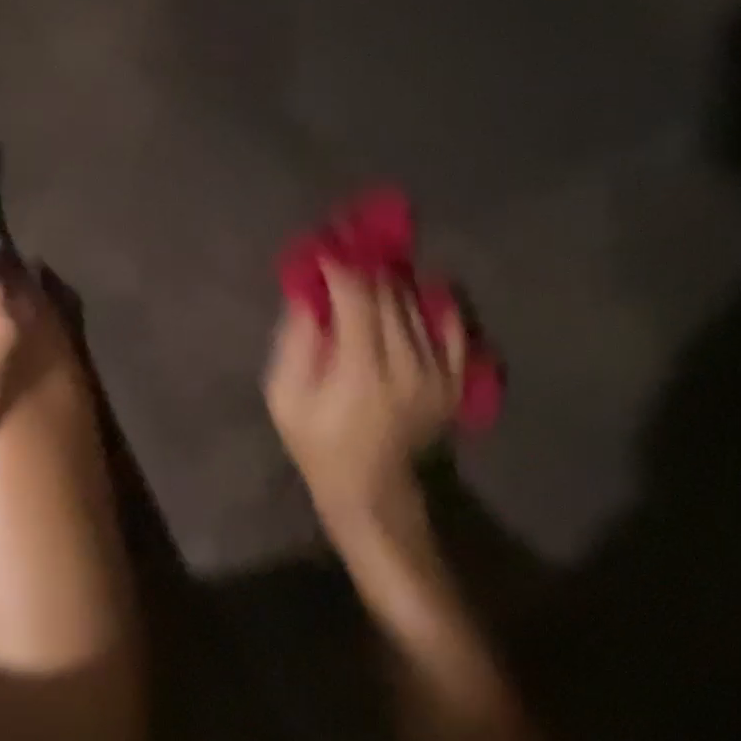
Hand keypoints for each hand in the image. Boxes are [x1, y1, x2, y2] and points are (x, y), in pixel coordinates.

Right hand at [264, 263, 466, 536]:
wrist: (370, 486)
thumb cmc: (317, 442)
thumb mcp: (285, 398)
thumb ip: (296, 342)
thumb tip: (308, 294)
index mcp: (360, 368)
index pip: (356, 296)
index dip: (339, 267)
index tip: (323, 254)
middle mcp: (406, 362)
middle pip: (389, 294)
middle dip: (364, 269)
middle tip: (345, 256)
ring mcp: (437, 371)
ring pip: (416, 305)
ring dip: (392, 284)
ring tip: (372, 274)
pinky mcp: (455, 379)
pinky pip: (453, 327)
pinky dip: (436, 304)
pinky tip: (420, 292)